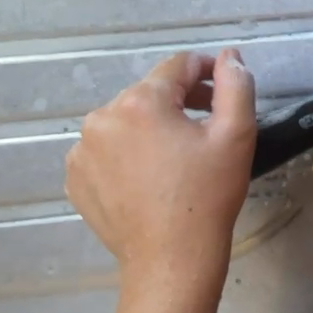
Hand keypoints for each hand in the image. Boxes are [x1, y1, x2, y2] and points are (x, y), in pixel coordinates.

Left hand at [66, 48, 256, 299]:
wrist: (171, 256)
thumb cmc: (209, 192)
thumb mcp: (237, 133)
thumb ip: (236, 85)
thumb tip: (229, 56)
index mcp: (140, 103)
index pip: (177, 66)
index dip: (208, 71)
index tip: (226, 92)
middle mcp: (101, 118)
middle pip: (150, 92)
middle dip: (182, 101)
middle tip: (210, 128)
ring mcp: (81, 150)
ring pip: (128, 119)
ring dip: (155, 124)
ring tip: (181, 154)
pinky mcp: (75, 177)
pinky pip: (108, 148)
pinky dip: (132, 150)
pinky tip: (154, 174)